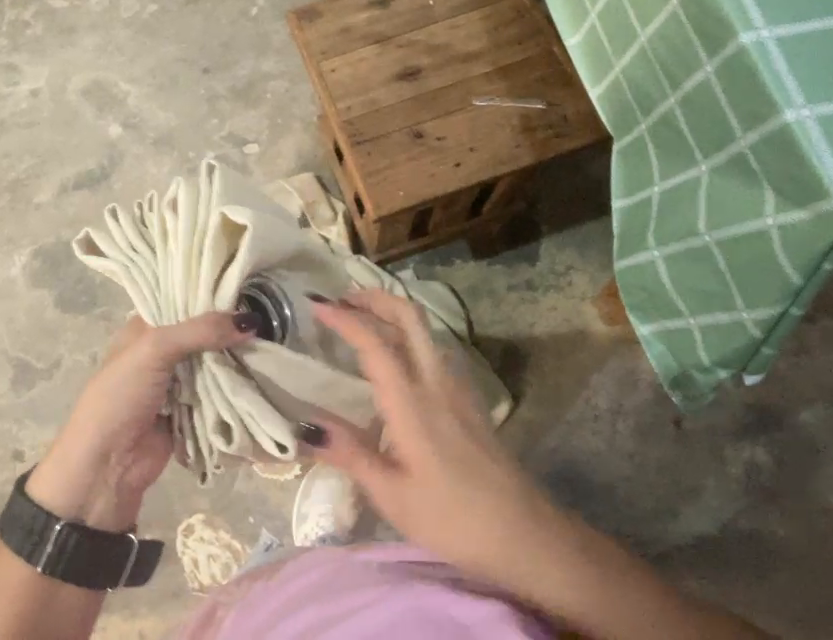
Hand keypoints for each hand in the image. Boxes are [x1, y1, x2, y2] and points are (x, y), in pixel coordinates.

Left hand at [27, 311, 257, 530]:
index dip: (212, 294)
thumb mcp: (155, 349)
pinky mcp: (190, 411)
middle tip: (271, 317)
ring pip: (213, 363)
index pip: (182, 300)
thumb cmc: (121, 396)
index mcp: (144, 328)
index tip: (249, 286)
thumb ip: (200, 330)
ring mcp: (176, 383)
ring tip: (274, 344)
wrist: (108, 465)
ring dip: (237, 359)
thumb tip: (252, 321)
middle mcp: (160, 351)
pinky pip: (218, 393)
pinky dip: (235, 388)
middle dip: (230, 329)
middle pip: (203, 333)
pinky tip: (264, 376)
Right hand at [306, 291, 563, 578]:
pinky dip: (408, 338)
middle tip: (341, 299)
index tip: (316, 305)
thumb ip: (351, 455)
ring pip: (424, 331)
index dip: (345, 318)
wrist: (526, 534)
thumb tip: (306, 427)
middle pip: (409, 316)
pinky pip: (434, 351)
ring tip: (361, 323)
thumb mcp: (393, 497)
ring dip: (392, 315)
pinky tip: (395, 362)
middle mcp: (436, 383)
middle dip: (374, 298)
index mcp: (411, 403)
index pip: (375, 343)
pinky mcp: (469, 401)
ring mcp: (458, 388)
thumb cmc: (454, 519)